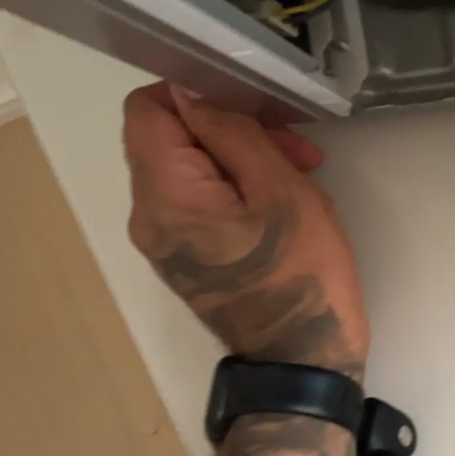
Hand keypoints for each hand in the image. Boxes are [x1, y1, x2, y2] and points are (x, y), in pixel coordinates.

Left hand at [123, 84, 368, 380]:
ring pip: (194, 178)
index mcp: (164, 194)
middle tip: (303, 155)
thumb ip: (234, 136)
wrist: (305, 361)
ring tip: (304, 185)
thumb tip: (194, 94)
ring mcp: (167, 246)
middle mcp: (149, 217)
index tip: (262, 116)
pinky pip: (204, 211)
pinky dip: (241, 199)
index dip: (202, 97)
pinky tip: (286, 216)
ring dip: (246, 168)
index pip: (149, 110)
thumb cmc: (302, 277)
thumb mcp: (283, 194)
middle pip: (172, 144)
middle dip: (237, 135)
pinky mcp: (192, 265)